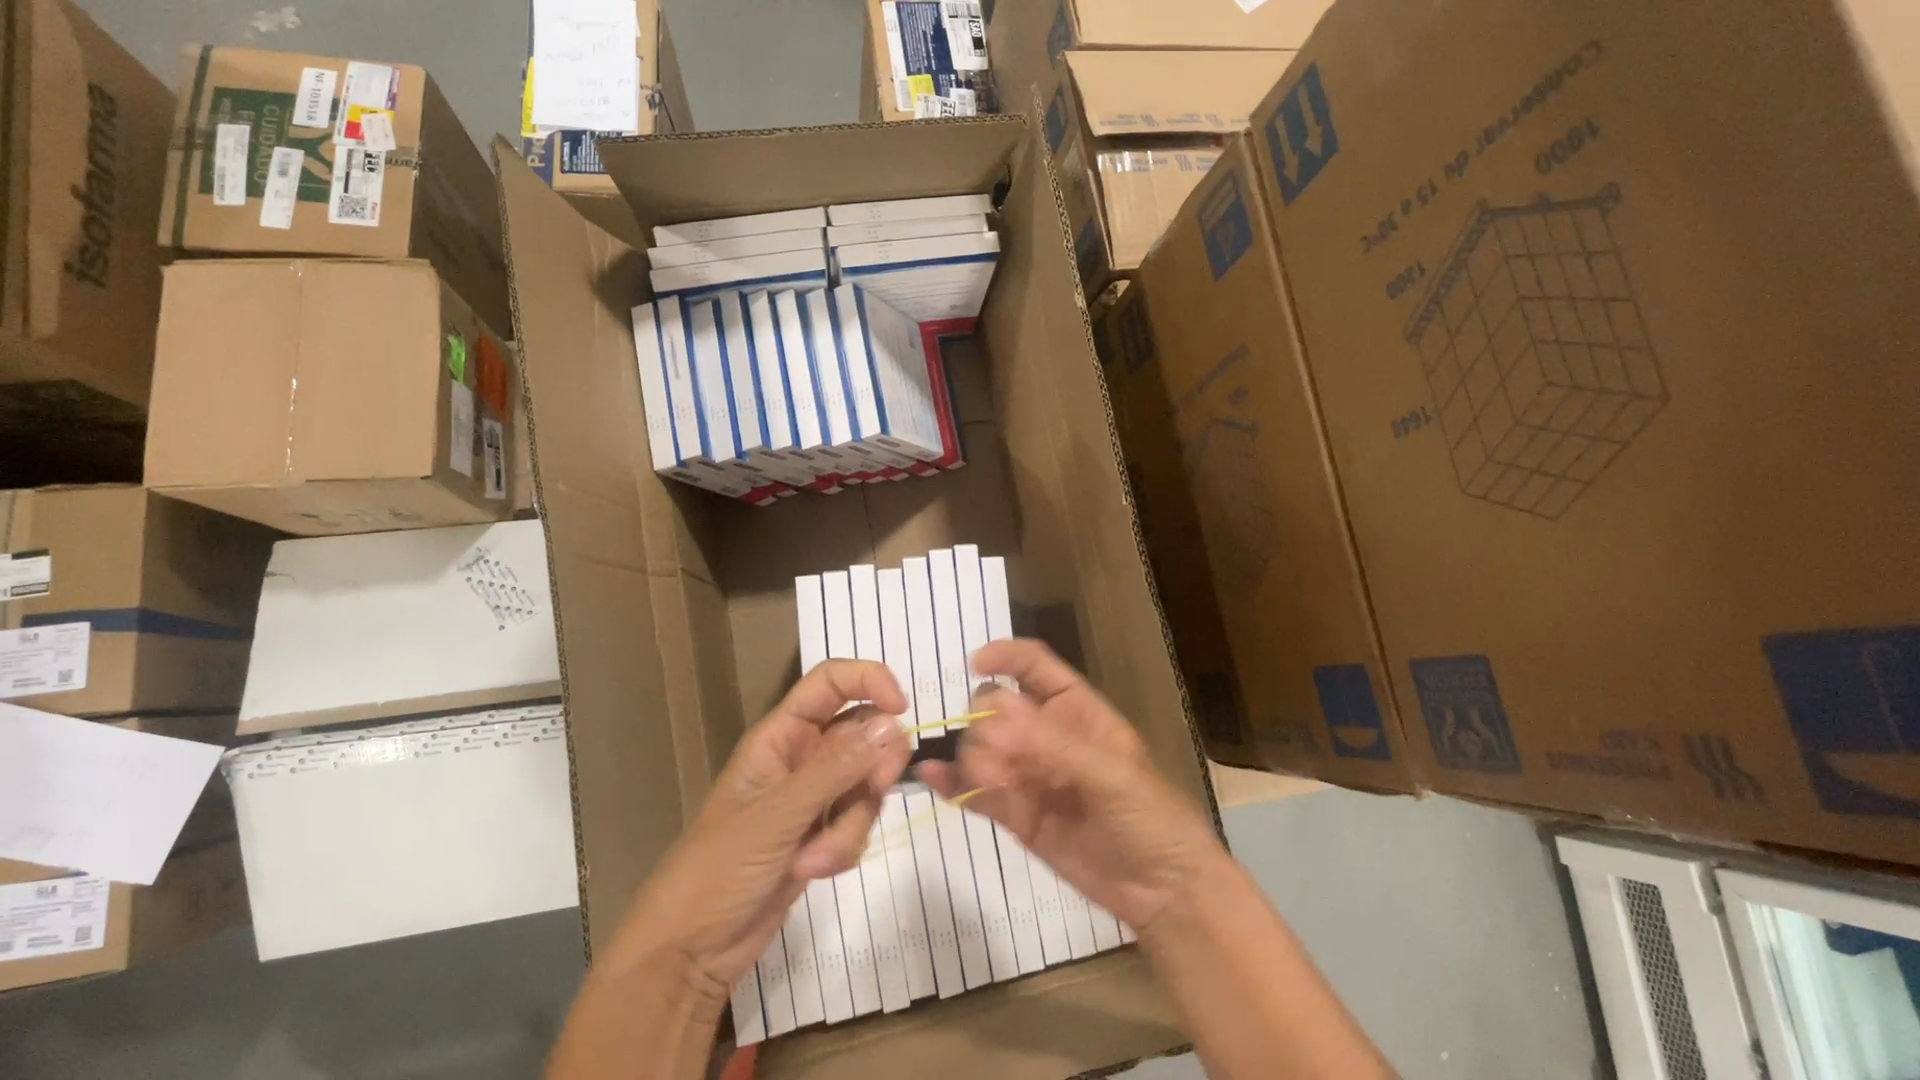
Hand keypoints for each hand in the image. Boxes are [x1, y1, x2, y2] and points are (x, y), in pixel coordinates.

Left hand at [608, 660, 912, 1005]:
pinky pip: (858, 825)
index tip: (901, 708)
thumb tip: (893, 725)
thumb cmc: (718, 868)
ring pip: (866, 786)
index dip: (868, 680)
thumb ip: (836, 770)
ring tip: (815, 858)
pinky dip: (845, 847)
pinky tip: (815, 871)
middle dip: (875, 765)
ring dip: (851, 824)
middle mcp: (801, 759)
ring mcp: (813, 800)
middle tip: (873, 790)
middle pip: (863, 734)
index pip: (831, 683)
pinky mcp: (822, 837)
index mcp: (779, 737)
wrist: (692, 948)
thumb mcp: (777, 815)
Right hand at [916, 638, 1225, 935]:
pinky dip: (953, 783)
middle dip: (985, 720)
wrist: (1164, 891)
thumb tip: (994, 710)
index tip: (975, 662)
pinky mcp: (1017, 815)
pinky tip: (932, 777)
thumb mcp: (1113, 775)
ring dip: (971, 756)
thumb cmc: (1152, 818)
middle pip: (997, 707)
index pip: (1035, 666)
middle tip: (994, 751)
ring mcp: (1029, 776)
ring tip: (986, 781)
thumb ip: (1054, 744)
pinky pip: (977, 791)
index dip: (1006, 656)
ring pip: (982, 749)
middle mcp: (1047, 736)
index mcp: (1078, 711)